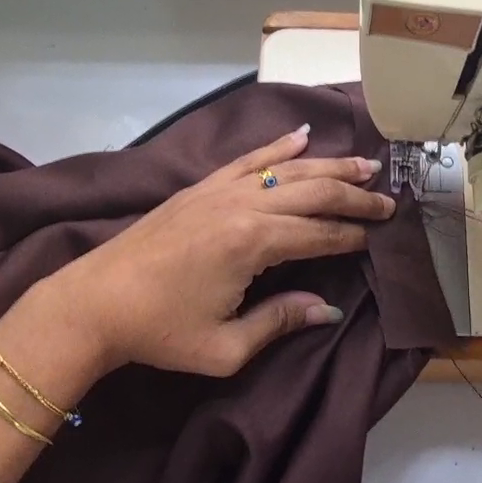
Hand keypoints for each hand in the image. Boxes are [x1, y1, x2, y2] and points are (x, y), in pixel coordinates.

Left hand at [7, 125, 392, 378]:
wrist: (93, 303)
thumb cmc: (159, 331)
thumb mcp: (225, 347)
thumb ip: (279, 321)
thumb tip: (327, 309)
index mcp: (253, 243)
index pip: (318, 233)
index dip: (351, 236)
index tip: (378, 238)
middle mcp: (241, 205)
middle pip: (312, 192)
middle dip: (353, 196)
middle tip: (388, 200)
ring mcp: (218, 190)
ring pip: (287, 169)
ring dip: (329, 165)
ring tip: (364, 163)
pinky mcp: (199, 188)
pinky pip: (247, 159)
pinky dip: (277, 146)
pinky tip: (301, 136)